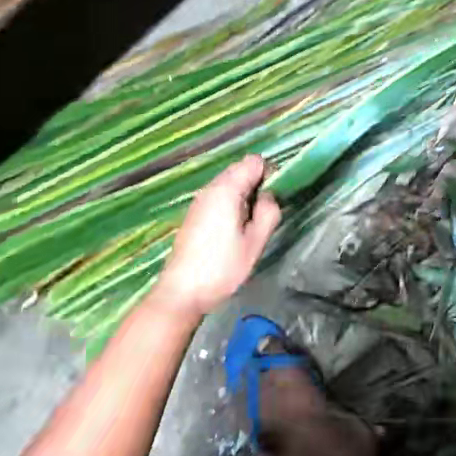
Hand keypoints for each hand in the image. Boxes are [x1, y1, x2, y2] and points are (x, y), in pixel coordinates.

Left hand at [148, 155, 281, 320]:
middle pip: (241, 170)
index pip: (254, 162)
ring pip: (230, 185)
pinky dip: (232, 206)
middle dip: (258, 185)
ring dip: (245, 197)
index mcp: (226, 190)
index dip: (270, 174)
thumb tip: (269, 197)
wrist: (181, 293)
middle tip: (263, 215)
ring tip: (250, 226)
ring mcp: (200, 201)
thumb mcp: (256, 241)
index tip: (274, 200)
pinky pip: (220, 197)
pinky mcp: (195, 215)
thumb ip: (269, 212)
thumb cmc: (222, 267)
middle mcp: (210, 189)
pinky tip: (234, 232)